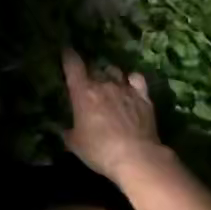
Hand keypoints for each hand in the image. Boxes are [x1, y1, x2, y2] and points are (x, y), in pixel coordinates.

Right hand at [62, 47, 164, 181]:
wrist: (137, 158)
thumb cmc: (99, 149)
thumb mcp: (74, 142)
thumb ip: (69, 131)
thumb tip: (66, 129)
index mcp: (82, 91)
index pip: (72, 64)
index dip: (68, 55)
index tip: (66, 51)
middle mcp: (103, 84)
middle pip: (94, 67)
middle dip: (90, 71)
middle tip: (87, 79)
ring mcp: (125, 89)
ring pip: (115, 71)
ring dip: (109, 75)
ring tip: (109, 81)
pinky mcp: (144, 98)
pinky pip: (137, 79)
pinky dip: (131, 80)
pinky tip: (130, 85)